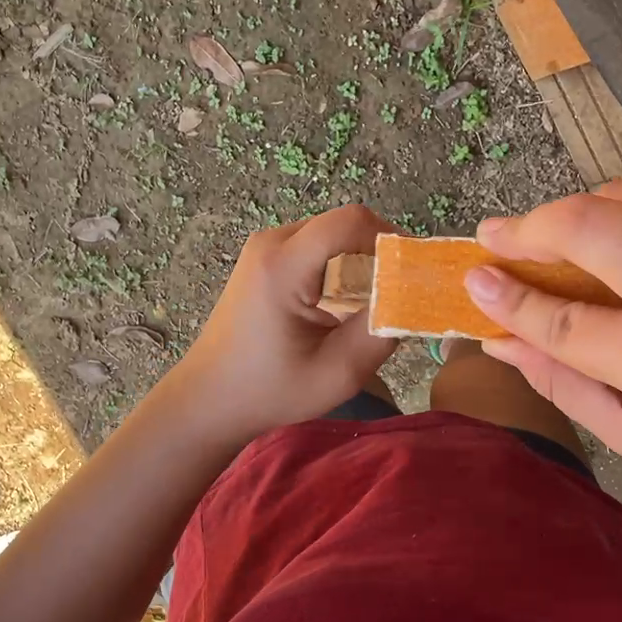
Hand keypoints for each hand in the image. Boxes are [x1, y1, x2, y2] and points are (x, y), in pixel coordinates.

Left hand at [163, 205, 398, 444]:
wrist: (209, 400)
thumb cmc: (269, 391)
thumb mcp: (338, 373)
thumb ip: (381, 331)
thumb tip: (413, 298)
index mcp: (284, 264)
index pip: (351, 221)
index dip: (391, 239)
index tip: (411, 275)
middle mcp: (271, 243)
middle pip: (343, 226)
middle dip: (376, 257)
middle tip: (393, 300)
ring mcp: (263, 248)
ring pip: (331, 237)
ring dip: (357, 266)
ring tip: (366, 310)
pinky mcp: (263, 260)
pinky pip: (314, 250)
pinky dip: (336, 271)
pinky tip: (338, 310)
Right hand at [463, 181, 621, 508]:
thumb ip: (567, 387)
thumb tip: (498, 341)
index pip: (559, 318)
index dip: (506, 297)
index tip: (471, 280)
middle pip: (583, 226)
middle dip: (525, 228)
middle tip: (493, 240)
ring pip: (621, 196)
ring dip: (571, 213)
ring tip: (550, 241)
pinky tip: (613, 238)